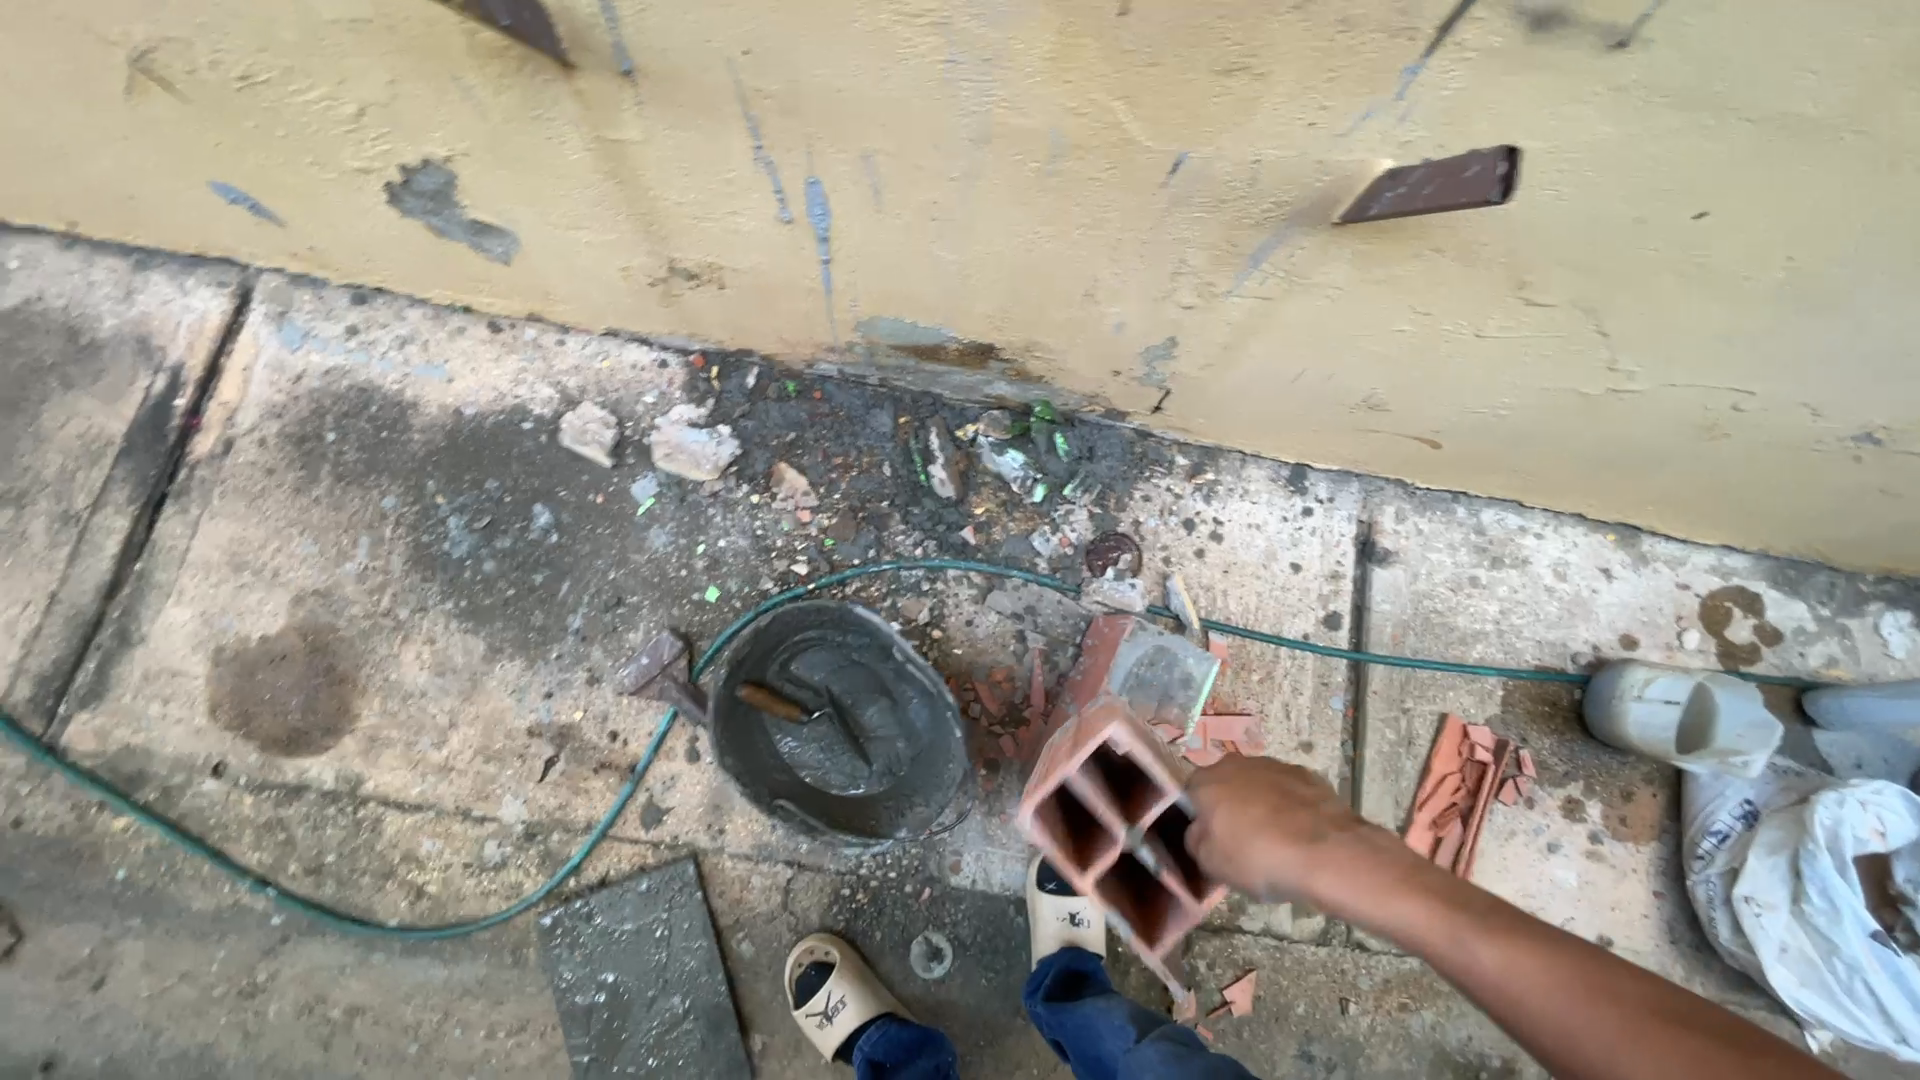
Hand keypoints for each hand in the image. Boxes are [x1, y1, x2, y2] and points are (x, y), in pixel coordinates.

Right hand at [1183, 755, 1385, 902]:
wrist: (1326, 852)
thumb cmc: (1257, 857)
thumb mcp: (1210, 863)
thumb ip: (1195, 841)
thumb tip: (1199, 832)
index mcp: (1205, 781)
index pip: (1190, 795)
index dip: (1199, 819)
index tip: (1211, 842)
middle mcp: (1234, 764)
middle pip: (1225, 786)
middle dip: (1230, 809)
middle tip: (1242, 843)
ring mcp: (1273, 765)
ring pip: (1258, 786)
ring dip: (1261, 806)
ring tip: (1276, 842)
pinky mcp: (1307, 774)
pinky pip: (1288, 791)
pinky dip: (1290, 808)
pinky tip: (1300, 835)